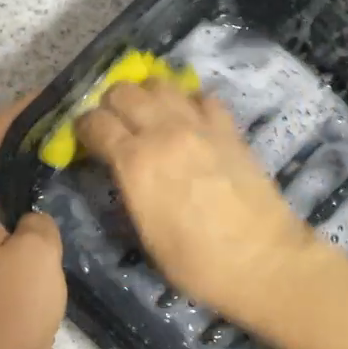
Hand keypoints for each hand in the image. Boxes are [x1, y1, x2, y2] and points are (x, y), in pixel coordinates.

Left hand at [0, 101, 66, 348]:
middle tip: (52, 137)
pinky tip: (40, 226)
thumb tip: (32, 223)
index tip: (38, 99)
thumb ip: (39, 222)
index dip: (8, 119)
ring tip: (50, 174)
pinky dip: (14, 219)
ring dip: (14, 187)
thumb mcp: (40, 255)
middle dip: (12, 151)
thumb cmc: (11, 312)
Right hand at [75, 79, 325, 317]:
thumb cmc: (197, 264)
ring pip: (161, 84)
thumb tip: (122, 172)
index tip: (84, 140)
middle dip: (111, 105)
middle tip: (115, 125)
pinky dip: (188, 103)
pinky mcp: (230, 129)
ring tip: (149, 116)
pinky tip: (189, 122)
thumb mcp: (145, 235)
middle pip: (124, 91)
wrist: (263, 261)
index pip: (95, 122)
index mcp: (135, 163)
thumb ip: (129, 190)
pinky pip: (202, 97)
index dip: (83, 128)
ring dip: (147, 95)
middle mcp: (164, 132)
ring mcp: (200, 126)